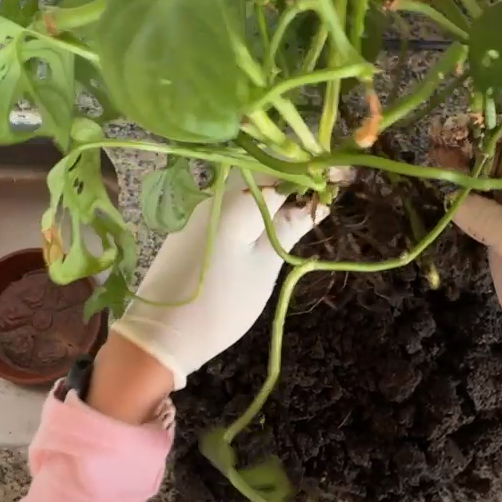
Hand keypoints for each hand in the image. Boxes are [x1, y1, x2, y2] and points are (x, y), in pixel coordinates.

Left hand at [110, 169, 325, 389]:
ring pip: (243, 187)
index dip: (311, 171)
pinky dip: (252, 207)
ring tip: (300, 212)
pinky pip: (228, 204)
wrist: (162, 334)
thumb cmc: (222, 305)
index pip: (281, 168)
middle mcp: (215, 195)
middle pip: (261, 172)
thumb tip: (317, 204)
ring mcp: (199, 209)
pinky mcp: (190, 227)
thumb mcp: (265, 268)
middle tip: (321, 199)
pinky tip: (267, 224)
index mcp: (236, 200)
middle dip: (293, 180)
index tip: (338, 181)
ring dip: (273, 193)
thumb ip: (290, 228)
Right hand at [451, 116, 501, 434]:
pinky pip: (481, 204)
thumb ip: (493, 219)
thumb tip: (451, 191)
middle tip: (436, 136)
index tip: (465, 120)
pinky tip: (437, 181)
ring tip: (429, 153)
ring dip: (462, 164)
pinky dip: (460, 193)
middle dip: (475, 141)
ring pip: (491, 176)